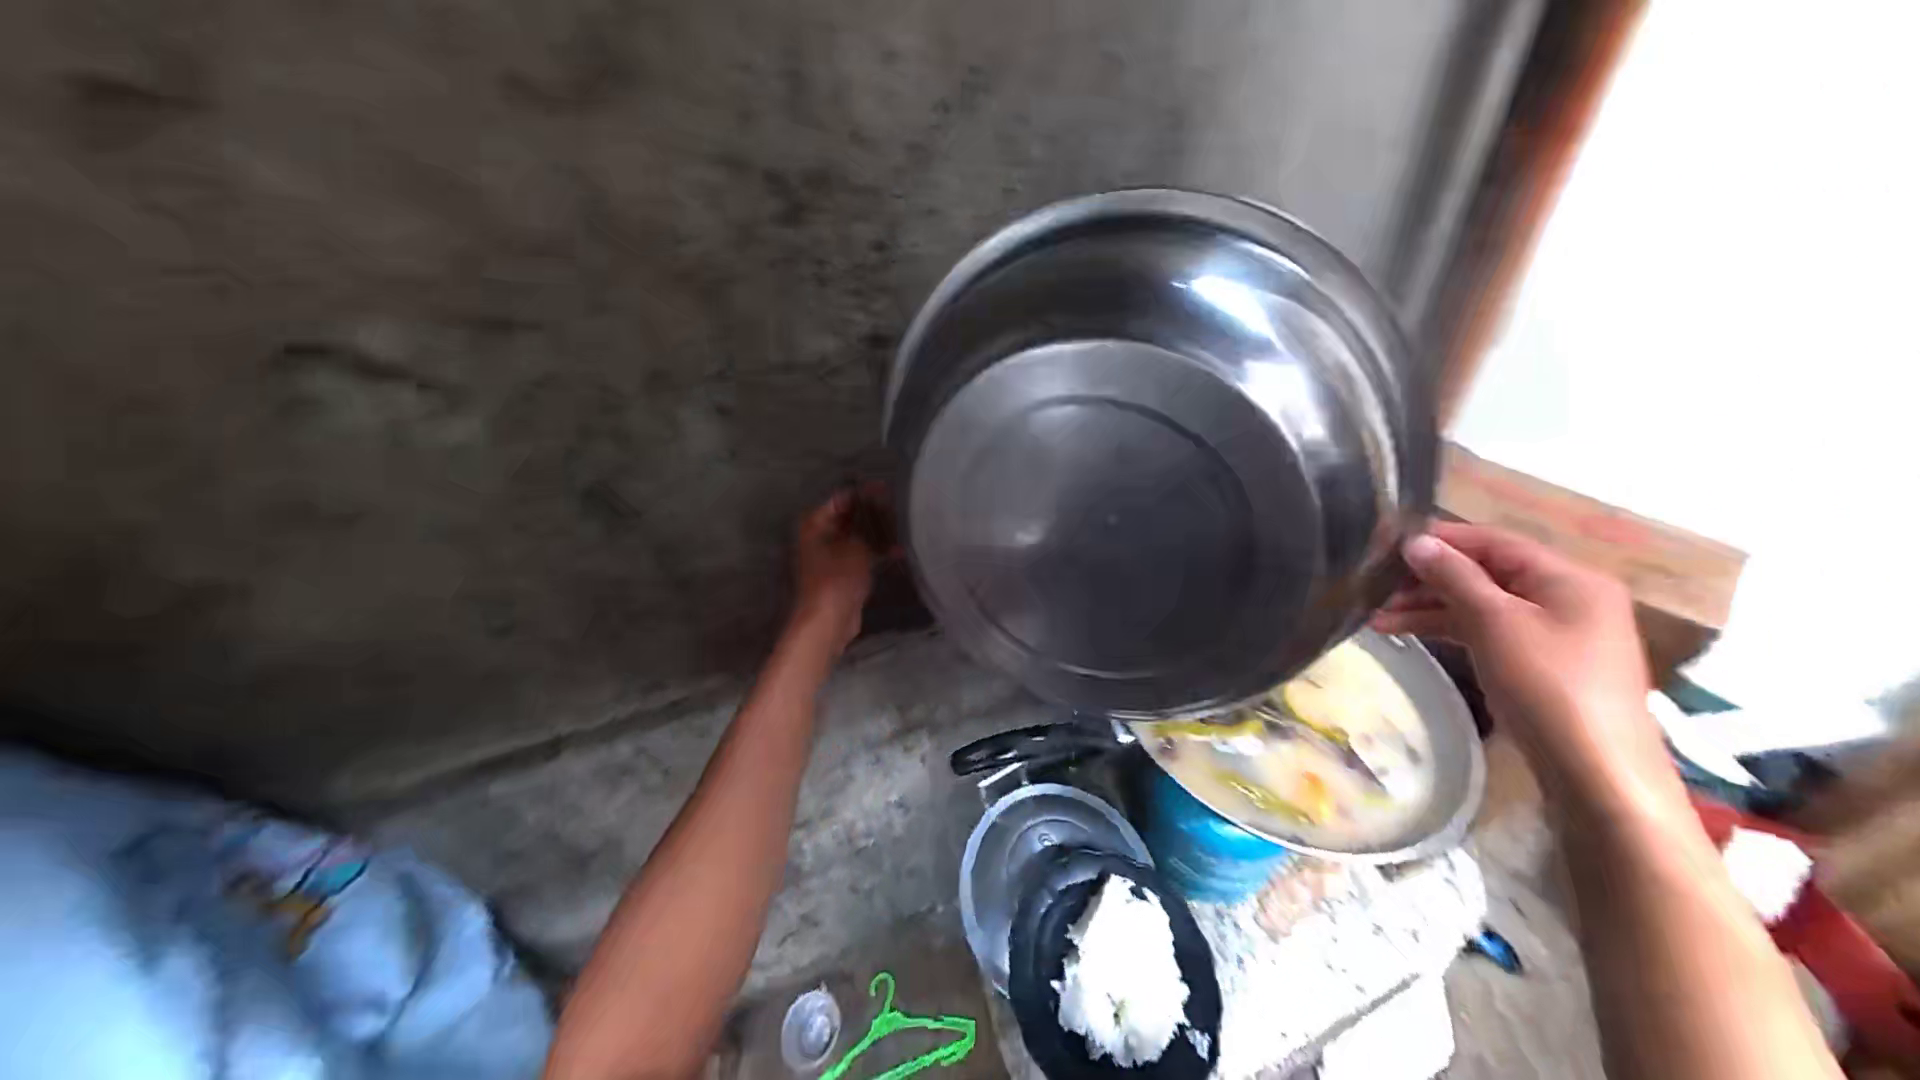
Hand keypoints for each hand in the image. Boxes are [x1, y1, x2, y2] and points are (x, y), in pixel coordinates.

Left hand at [788, 482, 890, 651]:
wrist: (829, 620)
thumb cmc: (838, 577)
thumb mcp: (856, 545)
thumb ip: (867, 522)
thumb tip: (877, 504)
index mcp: (815, 524)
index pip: (842, 498)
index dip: (864, 493)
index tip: (888, 489)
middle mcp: (819, 536)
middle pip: (849, 517)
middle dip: (872, 512)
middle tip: (898, 506)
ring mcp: (830, 555)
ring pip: (857, 536)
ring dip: (877, 533)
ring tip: (902, 526)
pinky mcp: (842, 572)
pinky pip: (861, 554)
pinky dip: (876, 552)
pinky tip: (898, 551)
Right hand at [1370, 522, 1670, 807]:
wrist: (1594, 770)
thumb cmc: (1548, 684)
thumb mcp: (1495, 622)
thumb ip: (1454, 577)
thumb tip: (1416, 541)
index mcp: (1568, 577)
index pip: (1493, 541)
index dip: (1439, 539)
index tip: (1386, 543)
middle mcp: (1564, 596)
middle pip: (1484, 572)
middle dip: (1427, 578)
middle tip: (1374, 585)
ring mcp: (1551, 631)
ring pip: (1478, 604)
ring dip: (1427, 605)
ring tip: (1376, 616)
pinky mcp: (1535, 660)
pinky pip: (1484, 630)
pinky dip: (1445, 628)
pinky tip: (1404, 631)